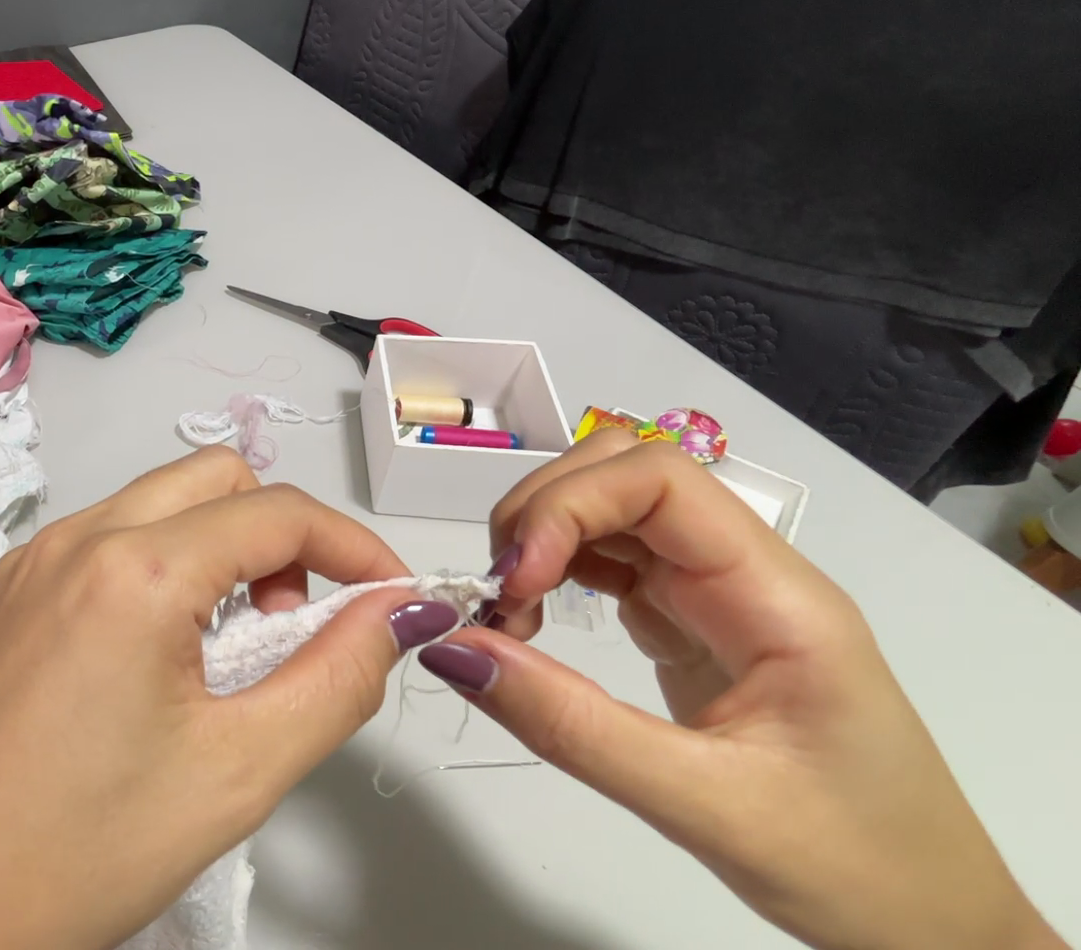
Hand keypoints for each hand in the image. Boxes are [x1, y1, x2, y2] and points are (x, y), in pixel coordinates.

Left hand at [0, 447, 454, 949]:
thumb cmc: (81, 851)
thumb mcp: (239, 771)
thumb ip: (337, 678)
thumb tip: (396, 612)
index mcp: (132, 570)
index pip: (276, 512)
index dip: (352, 544)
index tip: (389, 595)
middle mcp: (73, 539)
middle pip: (213, 479)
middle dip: (278, 532)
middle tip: (291, 620)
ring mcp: (30, 561)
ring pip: (156, 503)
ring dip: (217, 546)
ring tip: (228, 644)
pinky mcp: (7, 593)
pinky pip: (105, 539)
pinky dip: (160, 565)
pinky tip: (158, 650)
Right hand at [420, 431, 1064, 949]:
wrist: (924, 920)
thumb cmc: (851, 865)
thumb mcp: (705, 807)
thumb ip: (571, 725)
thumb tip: (453, 650)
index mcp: (776, 596)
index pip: (659, 480)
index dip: (568, 505)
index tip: (513, 580)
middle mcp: (740, 571)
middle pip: (623, 472)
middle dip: (540, 513)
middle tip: (498, 596)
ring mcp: (709, 591)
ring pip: (605, 508)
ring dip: (536, 539)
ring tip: (506, 614)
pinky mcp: (679, 618)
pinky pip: (602, 559)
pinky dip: (548, 572)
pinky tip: (529, 622)